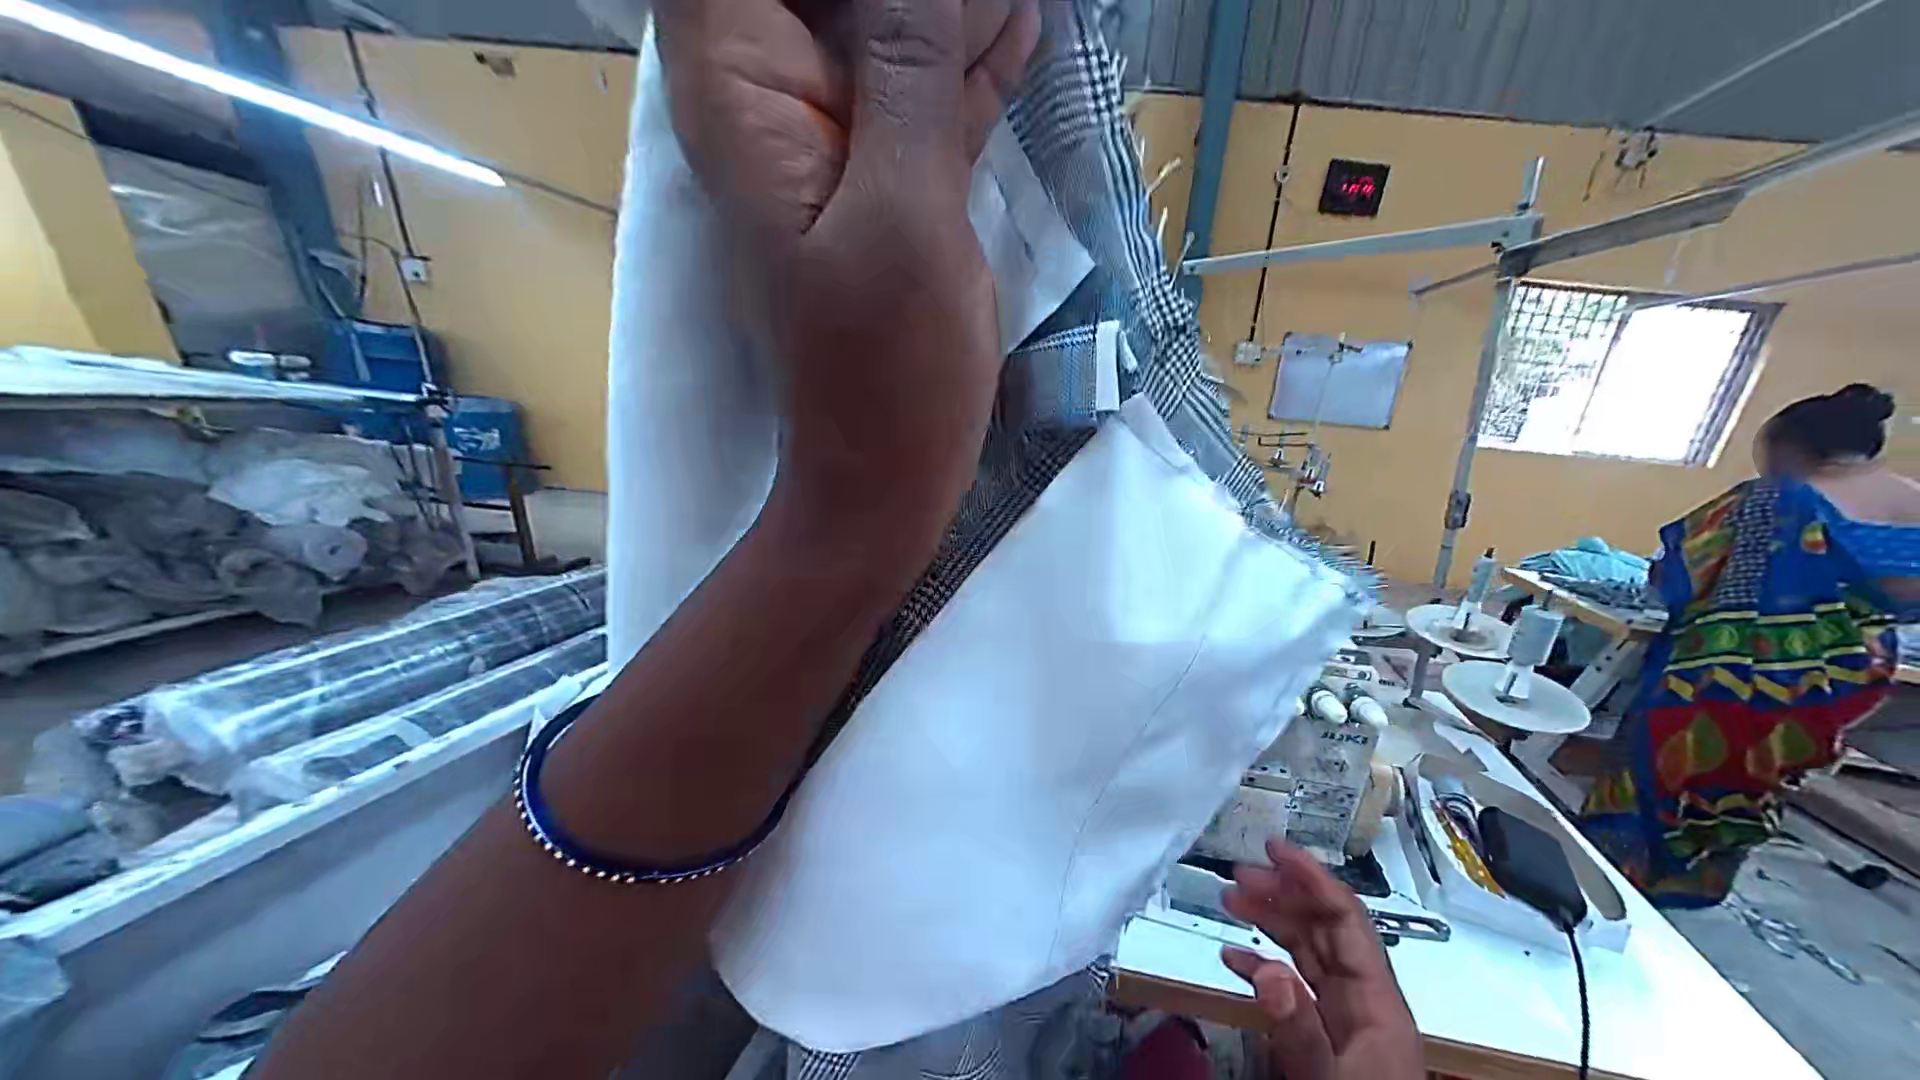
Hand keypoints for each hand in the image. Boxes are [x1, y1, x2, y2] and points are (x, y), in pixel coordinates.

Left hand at [654, 0, 1039, 541]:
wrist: (885, 475)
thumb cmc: (888, 369)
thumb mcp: (903, 211)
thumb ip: (907, 69)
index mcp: (741, 93)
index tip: (918, 13)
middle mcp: (773, 107)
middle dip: (913, 0)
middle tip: (992, 6)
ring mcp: (832, 154)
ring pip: (888, 36)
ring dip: (952, 16)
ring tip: (1014, 7)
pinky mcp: (886, 196)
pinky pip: (924, 105)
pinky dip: (970, 71)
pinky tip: (1020, 33)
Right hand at [1221, 840, 1424, 1079]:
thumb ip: (1300, 1032)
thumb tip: (1265, 968)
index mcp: (1378, 1005)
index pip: (1347, 919)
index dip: (1313, 877)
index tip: (1276, 849)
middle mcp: (1363, 1001)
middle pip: (1323, 928)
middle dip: (1281, 893)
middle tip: (1237, 875)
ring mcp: (1343, 1017)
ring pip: (1305, 949)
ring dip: (1268, 919)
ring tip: (1229, 901)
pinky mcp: (1322, 1034)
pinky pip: (1291, 982)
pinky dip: (1260, 962)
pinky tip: (1233, 957)